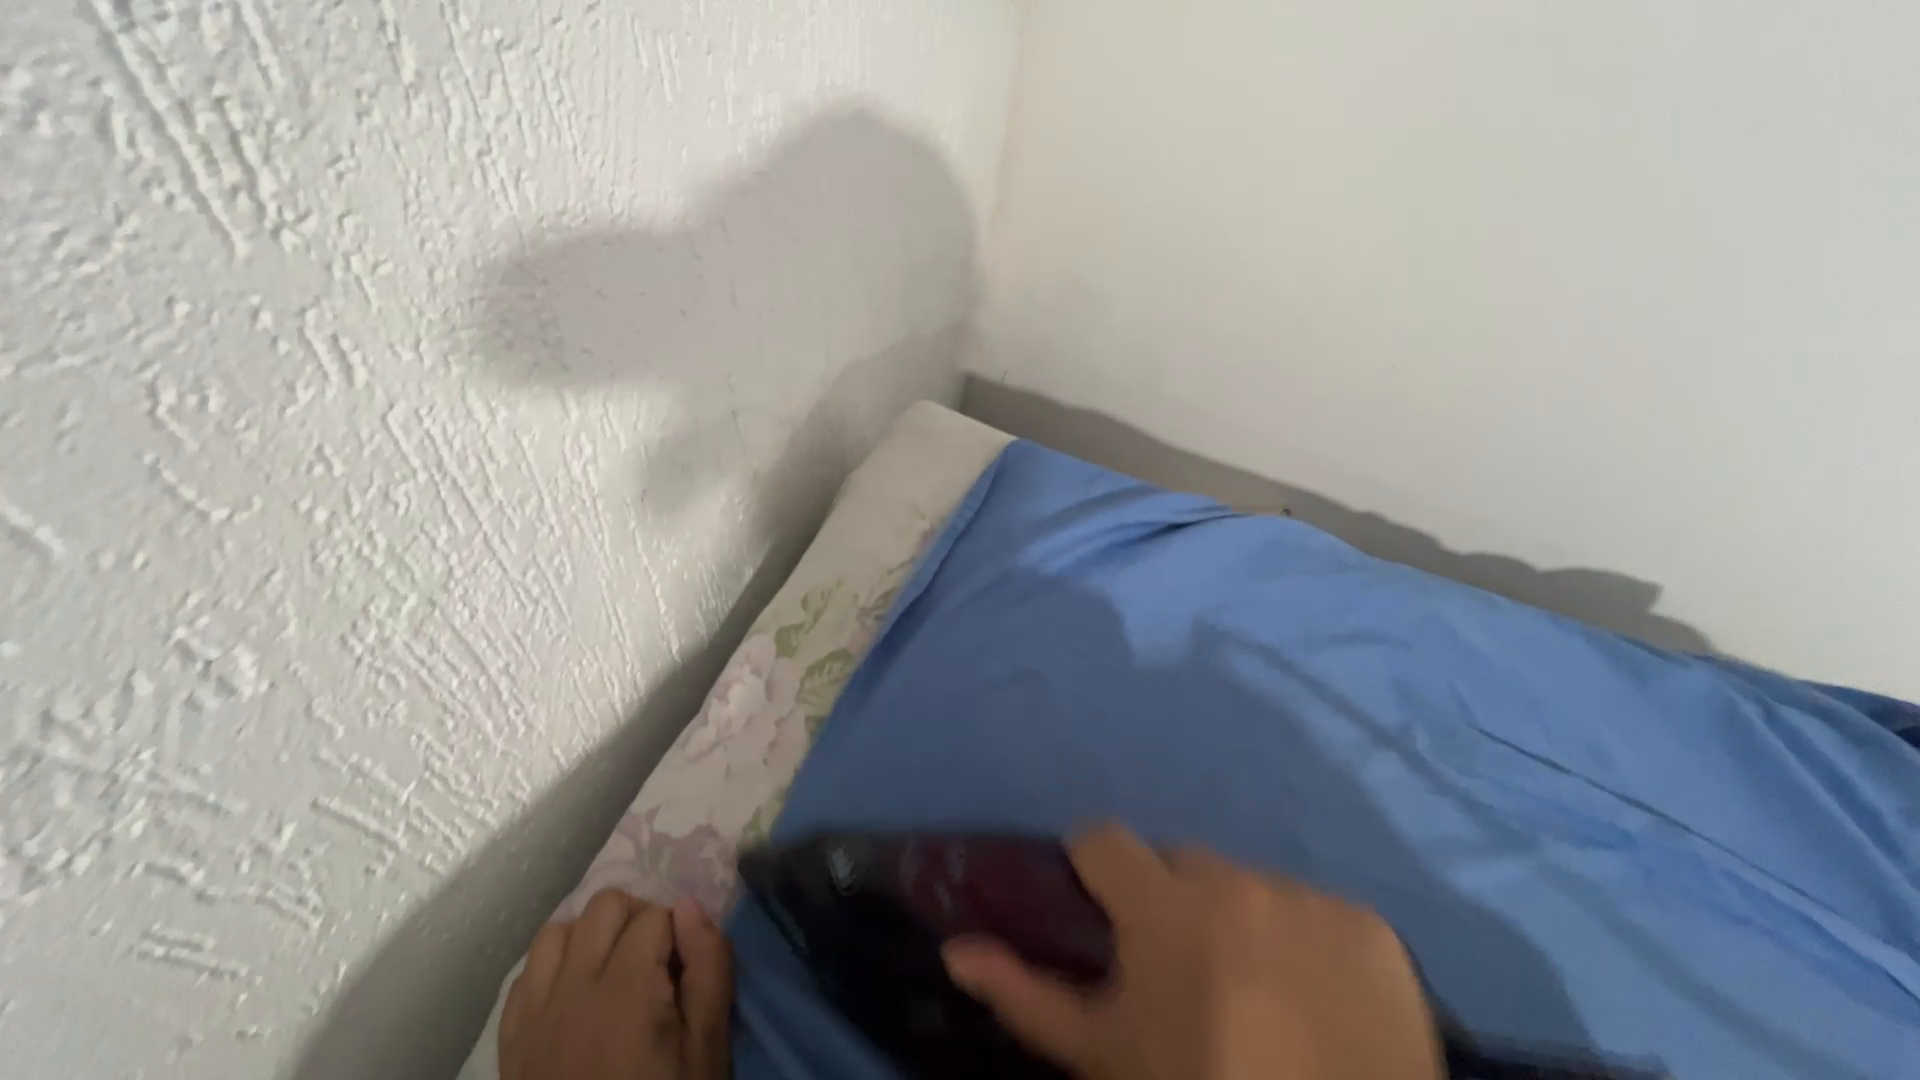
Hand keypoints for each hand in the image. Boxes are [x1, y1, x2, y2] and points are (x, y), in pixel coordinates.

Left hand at [500, 889, 732, 1079]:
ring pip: (557, 930)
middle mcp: (573, 989)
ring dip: (591, 935)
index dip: (679, 933)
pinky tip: (576, 995)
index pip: (655, 914)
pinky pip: (526, 973)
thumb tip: (690, 906)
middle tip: (657, 961)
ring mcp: (534, 1014)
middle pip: (604, 906)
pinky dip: (554, 966)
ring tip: (615, 969)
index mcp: (628, 990)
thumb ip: (709, 968)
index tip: (685, 970)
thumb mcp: (707, 1049)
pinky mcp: (511, 1041)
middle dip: (638, 917)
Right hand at [943, 825, 1440, 1079]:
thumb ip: (1023, 994)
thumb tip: (955, 949)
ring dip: (1238, 921)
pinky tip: (1315, 1003)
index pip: (1102, 837)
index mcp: (1165, 906)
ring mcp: (1312, 900)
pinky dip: (1305, 943)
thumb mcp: (1102, 1054)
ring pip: (1249, 885)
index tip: (1103, 915)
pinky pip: (1317, 911)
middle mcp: (1239, 881)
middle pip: (1180, 862)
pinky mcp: (1373, 928)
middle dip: (1168, 899)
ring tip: (1252, 994)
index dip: (1094, 872)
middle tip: (1179, 972)